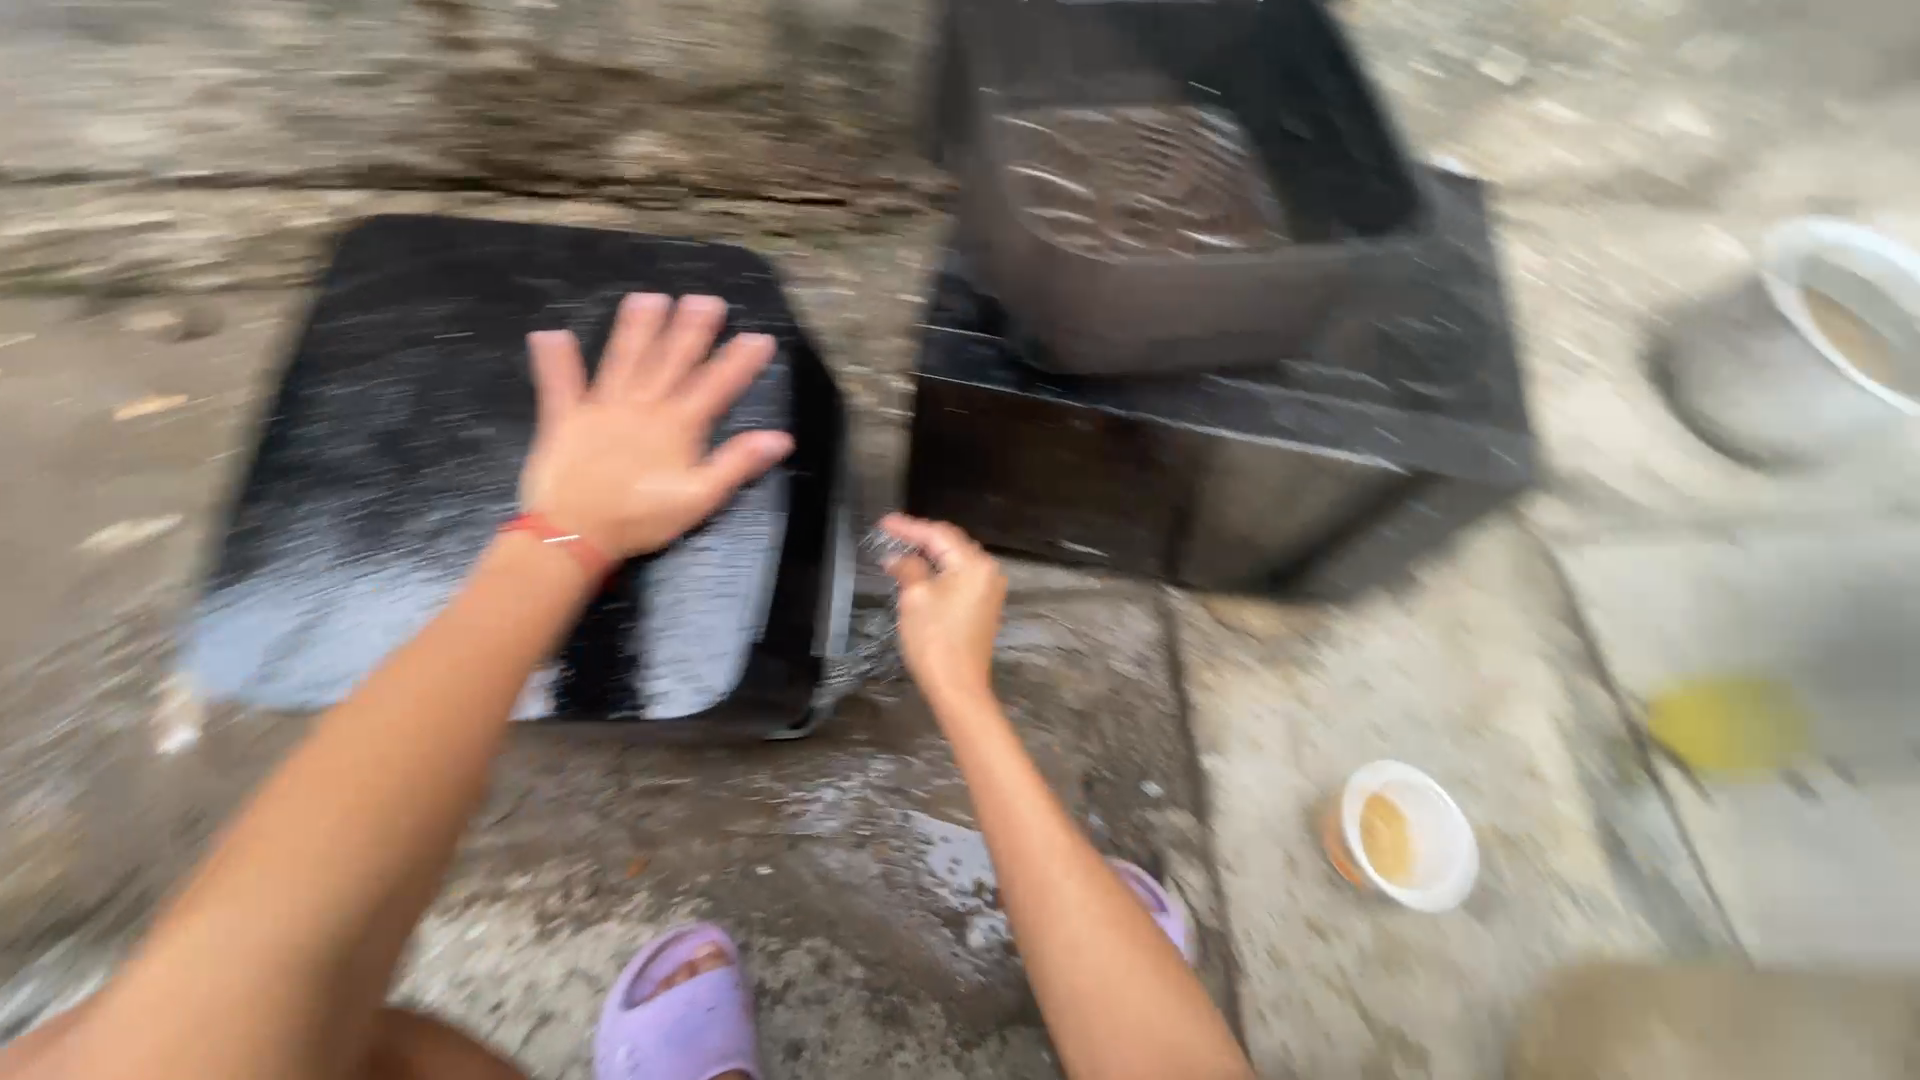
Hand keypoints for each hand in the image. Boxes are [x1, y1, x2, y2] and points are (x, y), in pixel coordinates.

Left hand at [519, 293, 793, 558]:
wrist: (577, 532)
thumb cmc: (643, 518)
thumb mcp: (701, 498)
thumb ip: (737, 463)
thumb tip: (779, 438)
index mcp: (677, 426)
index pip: (715, 386)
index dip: (739, 362)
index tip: (759, 337)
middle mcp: (641, 407)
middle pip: (670, 361)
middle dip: (690, 329)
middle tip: (706, 299)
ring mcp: (600, 408)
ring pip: (623, 360)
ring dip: (636, 328)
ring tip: (649, 298)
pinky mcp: (564, 419)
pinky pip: (558, 384)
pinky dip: (555, 360)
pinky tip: (550, 334)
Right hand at [881, 514, 1006, 707]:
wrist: (958, 686)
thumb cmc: (934, 640)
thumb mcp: (915, 598)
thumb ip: (907, 568)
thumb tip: (897, 557)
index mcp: (974, 564)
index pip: (938, 535)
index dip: (909, 527)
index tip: (884, 522)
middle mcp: (988, 571)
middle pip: (951, 544)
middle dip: (921, 538)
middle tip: (891, 534)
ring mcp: (990, 590)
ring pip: (956, 561)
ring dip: (930, 555)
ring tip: (902, 549)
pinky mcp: (985, 606)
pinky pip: (961, 578)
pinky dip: (941, 572)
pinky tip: (920, 572)